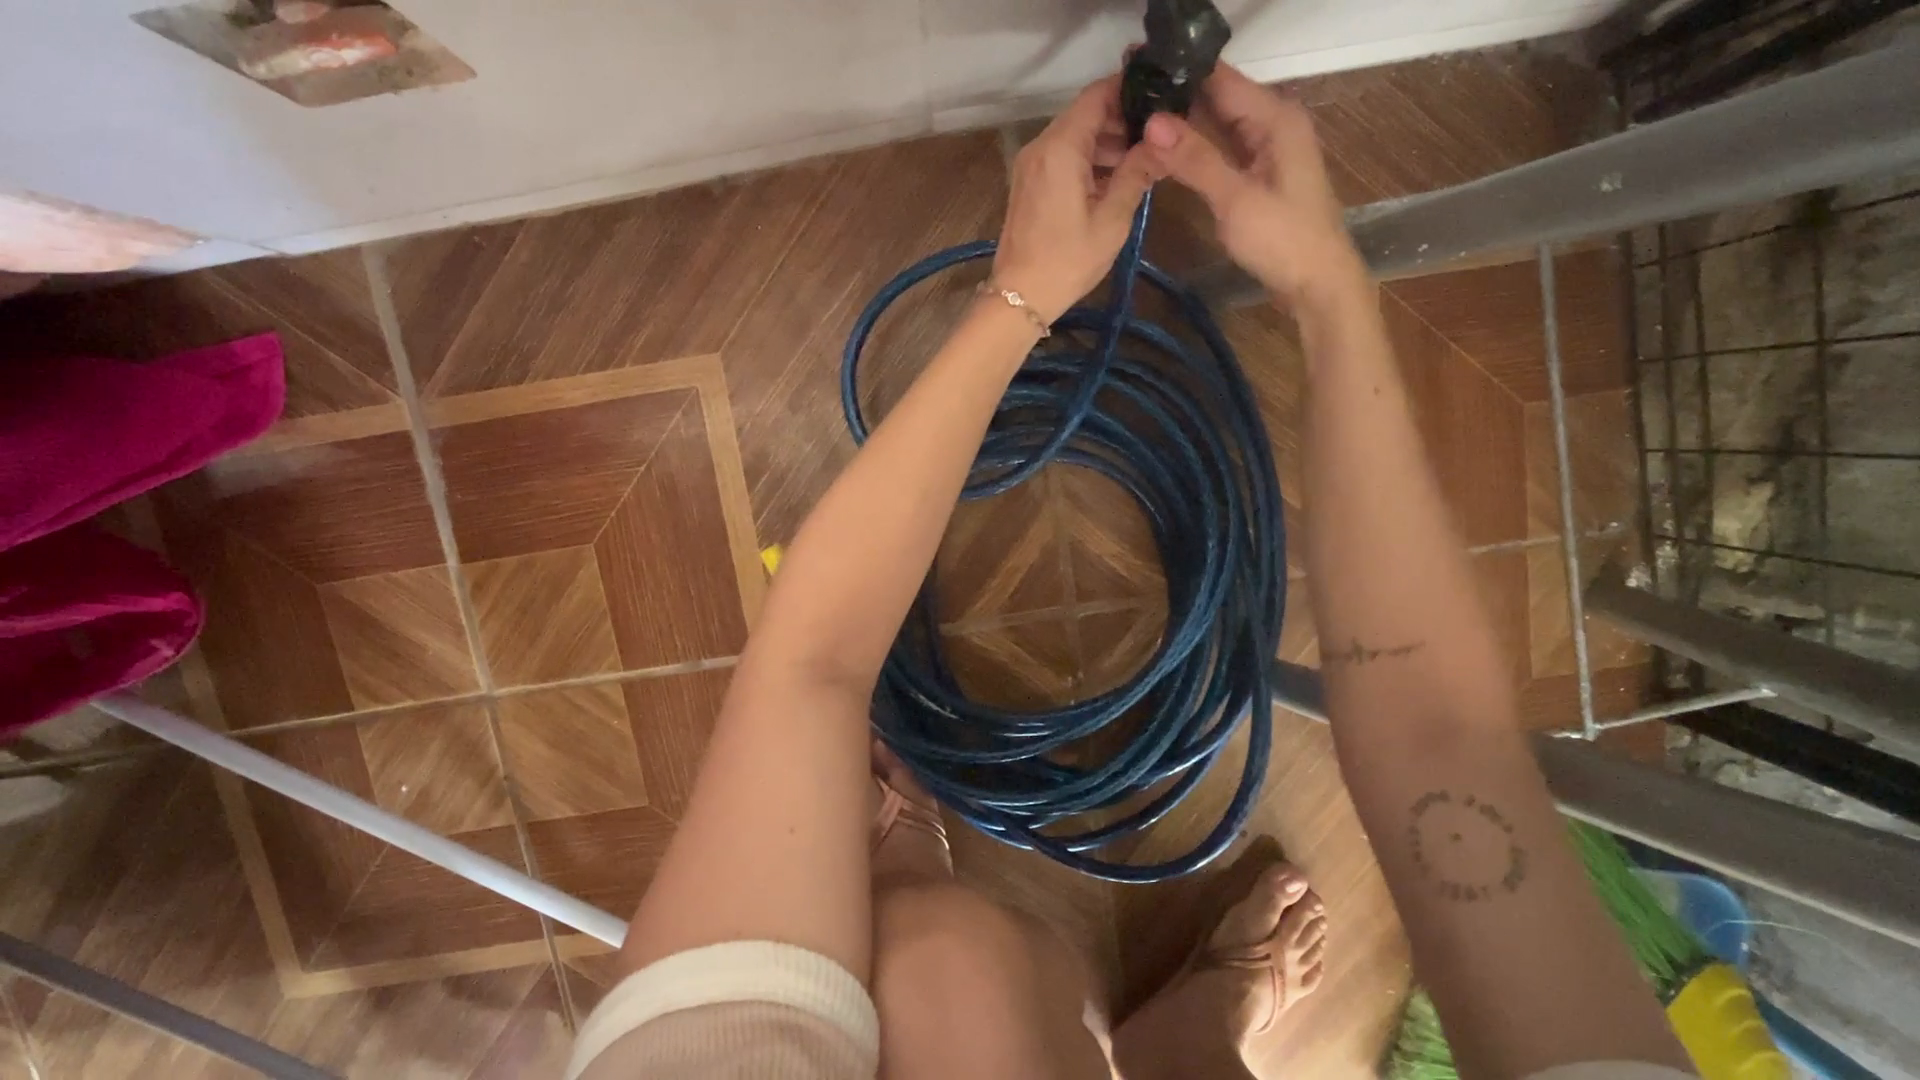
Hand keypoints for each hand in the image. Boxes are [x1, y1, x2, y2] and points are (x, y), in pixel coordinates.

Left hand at [992, 76, 1162, 323]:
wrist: (1020, 297)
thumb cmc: (1068, 261)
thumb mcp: (1112, 219)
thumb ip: (1138, 173)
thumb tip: (1164, 142)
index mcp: (1061, 147)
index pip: (1097, 95)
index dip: (1129, 91)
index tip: (1160, 99)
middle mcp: (1041, 146)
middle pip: (1086, 115)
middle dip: (1122, 122)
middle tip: (1158, 138)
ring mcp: (1031, 165)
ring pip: (1074, 137)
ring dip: (1107, 144)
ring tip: (1143, 163)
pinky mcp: (1029, 184)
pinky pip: (1062, 158)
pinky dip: (1088, 161)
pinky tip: (1115, 181)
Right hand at [1139, 64, 1367, 311]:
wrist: (1317, 284)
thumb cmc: (1283, 241)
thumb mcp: (1235, 199)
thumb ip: (1194, 159)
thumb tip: (1152, 122)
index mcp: (1275, 117)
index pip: (1220, 78)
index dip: (1178, 75)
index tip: (1133, 82)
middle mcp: (1274, 122)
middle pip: (1217, 98)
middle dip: (1176, 101)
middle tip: (1125, 107)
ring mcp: (1267, 147)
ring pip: (1217, 124)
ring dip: (1183, 125)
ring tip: (1134, 125)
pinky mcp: (1259, 171)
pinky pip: (1222, 147)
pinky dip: (1196, 149)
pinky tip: (1164, 152)